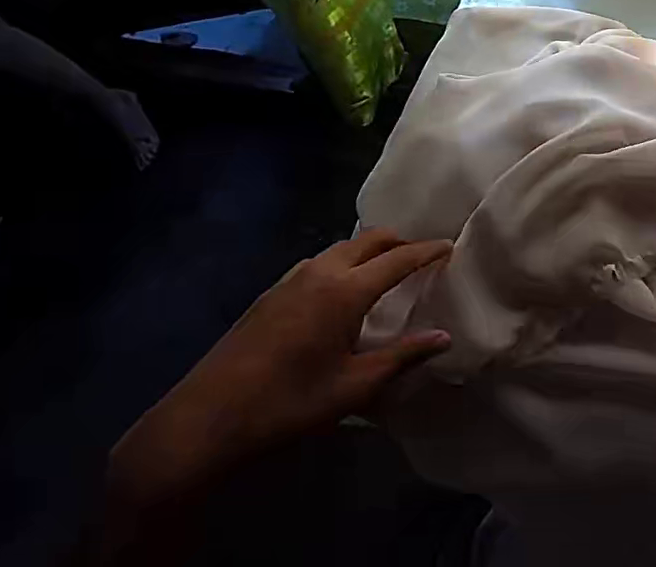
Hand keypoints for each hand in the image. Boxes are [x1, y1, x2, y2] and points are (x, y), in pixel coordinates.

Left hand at [107, 229, 451, 507]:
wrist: (206, 417)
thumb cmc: (288, 404)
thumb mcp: (353, 387)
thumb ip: (402, 357)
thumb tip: (444, 337)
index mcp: (346, 291)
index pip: (399, 259)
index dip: (427, 251)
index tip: (449, 246)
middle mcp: (321, 271)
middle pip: (371, 239)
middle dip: (400, 241)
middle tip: (421, 256)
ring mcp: (292, 277)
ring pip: (343, 246)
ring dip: (371, 249)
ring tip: (386, 270)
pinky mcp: (273, 289)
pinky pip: (321, 260)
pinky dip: (345, 260)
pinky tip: (343, 289)